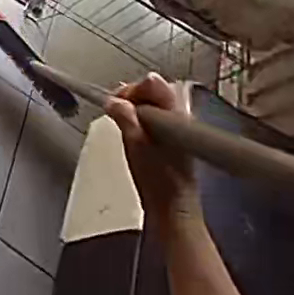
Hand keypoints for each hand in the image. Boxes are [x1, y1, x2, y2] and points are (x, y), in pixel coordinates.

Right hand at [104, 73, 199, 225]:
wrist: (172, 210)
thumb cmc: (157, 180)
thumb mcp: (135, 145)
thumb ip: (125, 117)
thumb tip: (113, 100)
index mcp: (175, 115)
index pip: (153, 84)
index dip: (131, 89)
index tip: (117, 102)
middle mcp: (180, 117)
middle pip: (152, 91)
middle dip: (130, 96)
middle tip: (115, 109)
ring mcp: (177, 128)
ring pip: (152, 104)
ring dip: (133, 107)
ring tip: (120, 119)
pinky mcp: (172, 138)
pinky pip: (153, 117)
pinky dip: (138, 118)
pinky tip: (130, 129)